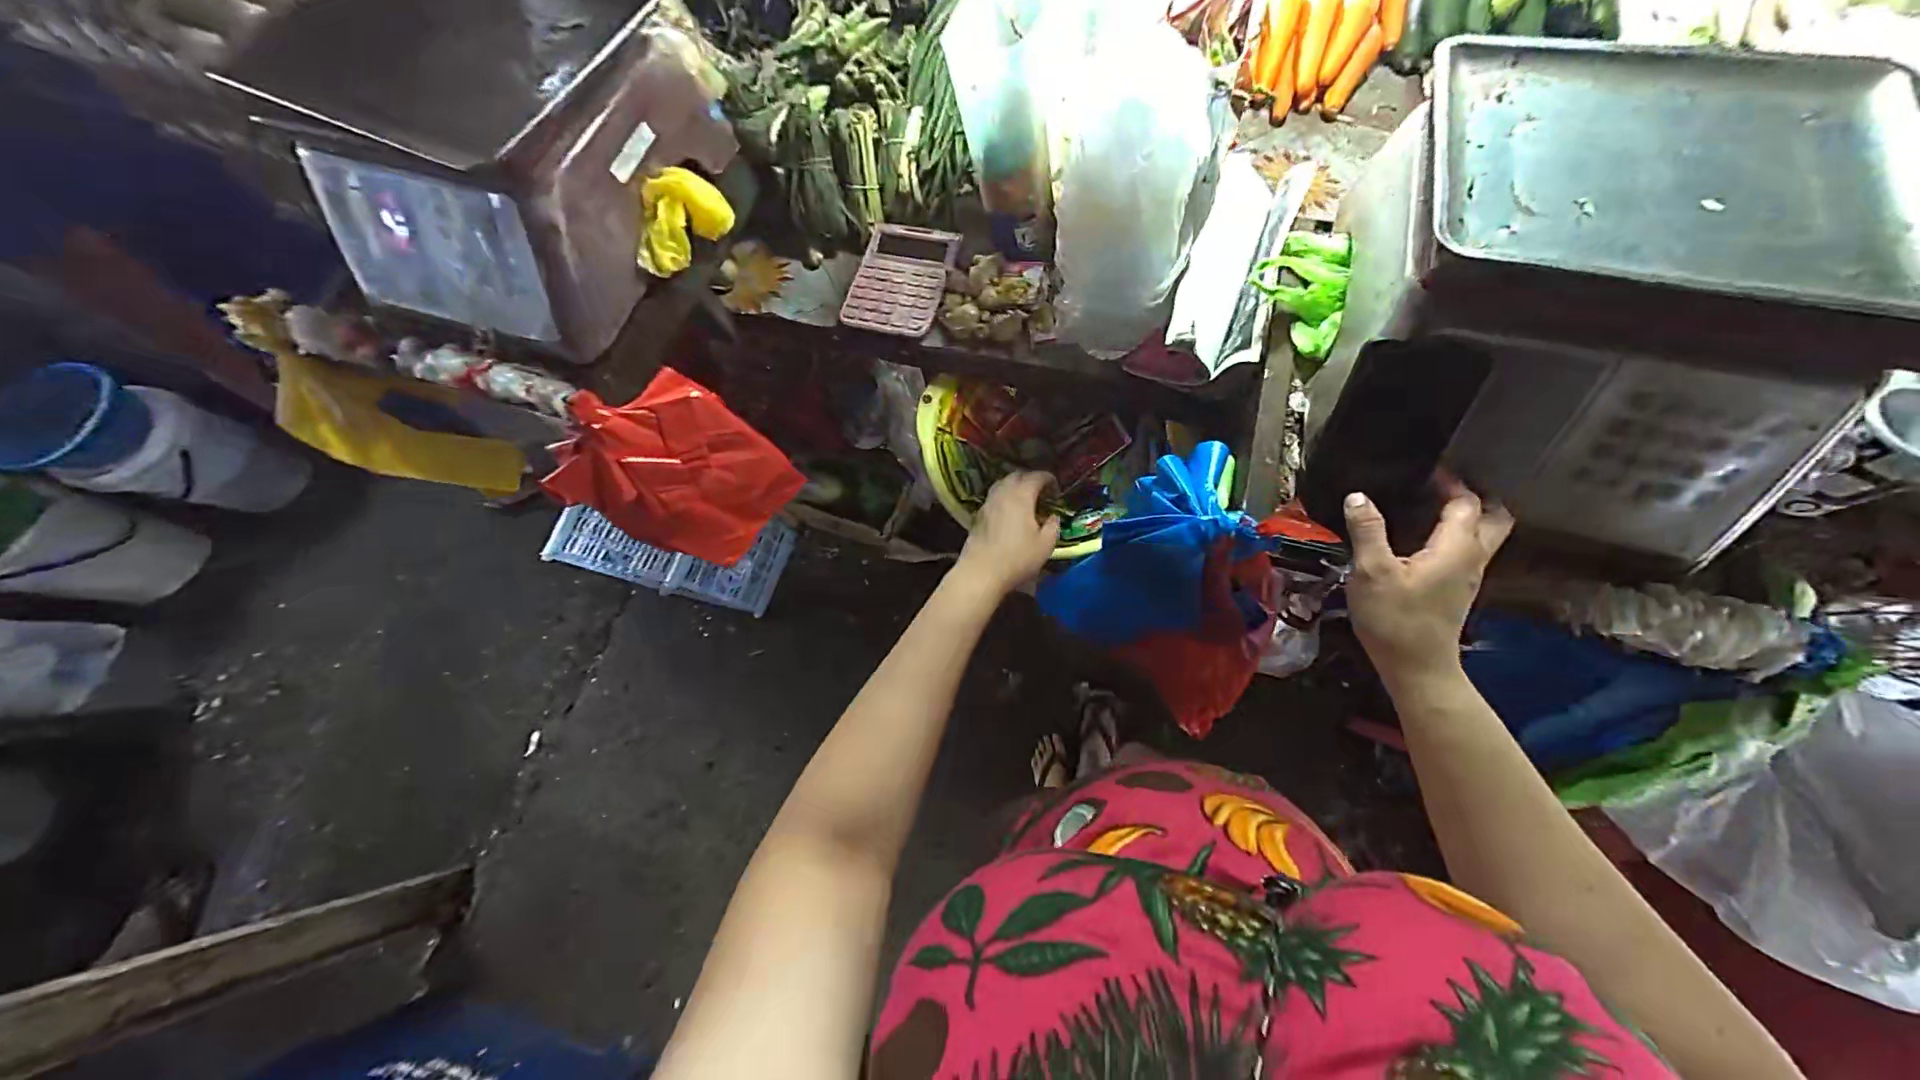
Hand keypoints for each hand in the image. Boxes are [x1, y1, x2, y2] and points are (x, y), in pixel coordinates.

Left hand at [956, 471, 1060, 595]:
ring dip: (1014, 487)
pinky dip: (1003, 499)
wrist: (981, 572)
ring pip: (1001, 485)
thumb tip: (1053, 517)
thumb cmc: (1017, 558)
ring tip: (1024, 500)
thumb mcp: (1045, 545)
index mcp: (1020, 496)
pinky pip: (993, 499)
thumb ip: (1053, 526)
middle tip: (1040, 491)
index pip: (1035, 477)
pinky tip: (1008, 513)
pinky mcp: (977, 516)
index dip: (1048, 478)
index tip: (1055, 487)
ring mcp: (987, 504)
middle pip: (1016, 476)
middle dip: (1030, 479)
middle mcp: (1002, 494)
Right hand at [1344, 477, 1512, 682]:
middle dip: (1476, 497)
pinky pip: (1468, 550)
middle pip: (1493, 517)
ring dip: (1469, 516)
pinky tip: (1424, 538)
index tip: (1426, 470)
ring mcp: (1469, 576)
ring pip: (1484, 535)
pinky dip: (1456, 535)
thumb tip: (1358, 496)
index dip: (1450, 482)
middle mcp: (1473, 558)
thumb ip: (1368, 531)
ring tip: (1433, 506)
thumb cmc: (1394, 618)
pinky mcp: (1458, 590)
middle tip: (1444, 486)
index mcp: (1457, 547)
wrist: (1415, 666)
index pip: (1465, 502)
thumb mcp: (1372, 571)